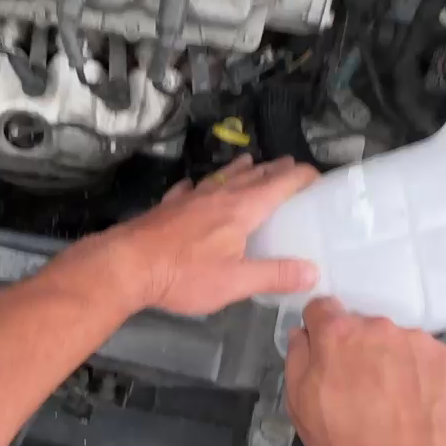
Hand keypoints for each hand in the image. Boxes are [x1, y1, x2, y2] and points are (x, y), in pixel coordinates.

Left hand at [72, 156, 320, 315]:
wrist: (126, 265)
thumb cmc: (183, 274)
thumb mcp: (235, 282)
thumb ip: (274, 275)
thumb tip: (312, 272)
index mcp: (242, 209)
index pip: (281, 183)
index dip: (303, 177)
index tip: (319, 177)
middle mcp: (217, 195)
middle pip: (252, 175)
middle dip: (274, 169)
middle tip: (289, 165)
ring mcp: (189, 199)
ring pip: (220, 176)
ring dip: (239, 170)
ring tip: (250, 163)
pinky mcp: (166, 207)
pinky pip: (188, 189)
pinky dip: (199, 185)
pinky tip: (193, 186)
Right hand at [283, 299, 445, 445]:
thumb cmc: (346, 442)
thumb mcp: (299, 406)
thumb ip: (297, 360)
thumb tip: (303, 335)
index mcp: (337, 334)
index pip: (321, 307)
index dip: (318, 328)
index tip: (323, 352)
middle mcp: (378, 327)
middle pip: (360, 325)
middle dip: (355, 347)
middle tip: (358, 385)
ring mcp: (417, 341)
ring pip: (394, 341)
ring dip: (388, 359)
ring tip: (392, 398)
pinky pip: (424, 356)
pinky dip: (418, 372)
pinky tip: (416, 402)